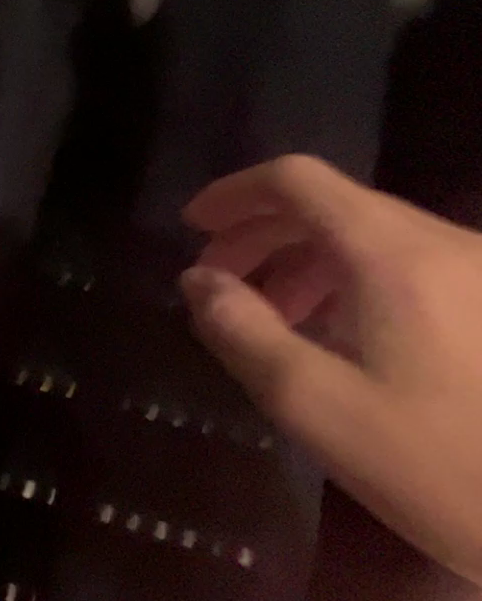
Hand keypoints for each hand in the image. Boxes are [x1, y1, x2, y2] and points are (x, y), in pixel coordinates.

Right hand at [179, 155, 481, 586]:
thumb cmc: (451, 468)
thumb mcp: (314, 403)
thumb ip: (237, 328)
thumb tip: (200, 279)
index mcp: (400, 257)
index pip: (297, 180)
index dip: (232, 193)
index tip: (193, 229)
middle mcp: (457, 251)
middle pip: (337, 206)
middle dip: (263, 235)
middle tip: (223, 282)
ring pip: (380, 239)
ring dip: (308, 261)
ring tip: (279, 315)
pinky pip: (422, 271)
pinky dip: (360, 283)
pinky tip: (349, 338)